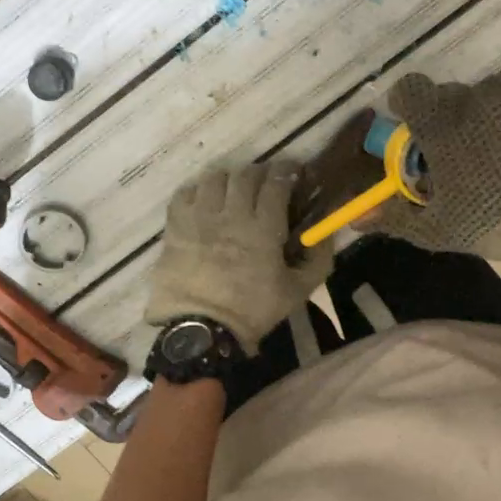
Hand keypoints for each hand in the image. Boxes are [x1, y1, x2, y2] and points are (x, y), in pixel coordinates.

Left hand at [145, 163, 331, 352]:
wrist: (199, 329)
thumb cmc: (252, 311)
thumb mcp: (297, 291)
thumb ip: (318, 259)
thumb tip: (325, 232)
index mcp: (264, 227)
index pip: (276, 182)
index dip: (286, 171)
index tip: (292, 172)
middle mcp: (232, 214)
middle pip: (246, 174)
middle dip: (260, 173)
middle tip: (265, 183)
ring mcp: (200, 217)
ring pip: (215, 178)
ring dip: (228, 179)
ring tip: (233, 191)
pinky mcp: (175, 226)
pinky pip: (185, 192)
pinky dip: (198, 190)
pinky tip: (205, 202)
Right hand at [376, 67, 500, 272]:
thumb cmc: (490, 224)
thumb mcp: (434, 228)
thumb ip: (391, 217)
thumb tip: (355, 218)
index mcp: (438, 126)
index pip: (410, 90)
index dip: (410, 106)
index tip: (418, 128)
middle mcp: (470, 99)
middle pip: (449, 95)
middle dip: (449, 119)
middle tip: (463, 153)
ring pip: (486, 92)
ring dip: (486, 112)